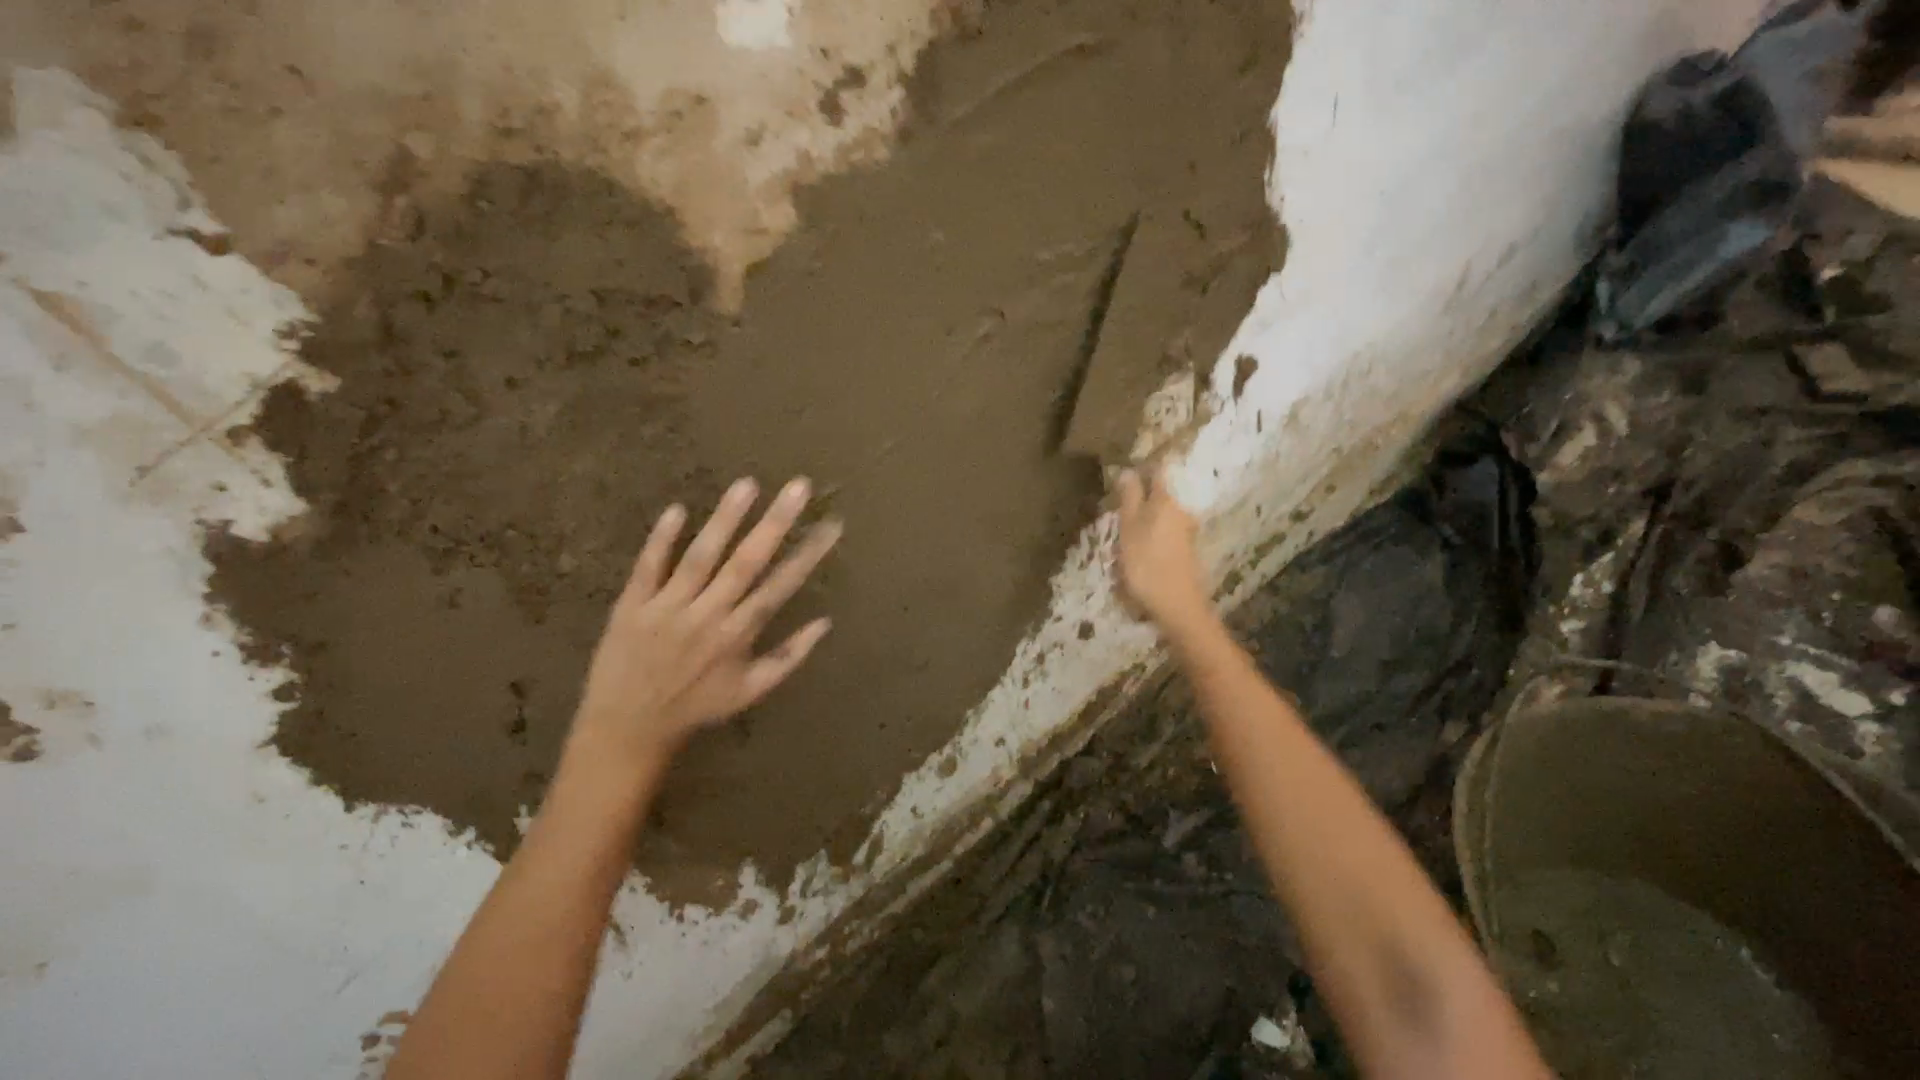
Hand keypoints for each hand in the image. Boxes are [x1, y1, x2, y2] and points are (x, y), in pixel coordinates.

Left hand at [572, 477, 841, 766]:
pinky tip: (678, 509)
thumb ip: (788, 657)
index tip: (832, 524)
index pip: (781, 586)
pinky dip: (661, 540)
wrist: (628, 727)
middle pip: (747, 562)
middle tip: (798, 486)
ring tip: (746, 484)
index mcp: (739, 635)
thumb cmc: (695, 708)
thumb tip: (825, 623)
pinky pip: (648, 567)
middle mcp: (709, 615)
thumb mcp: (750, 692)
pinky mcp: (633, 605)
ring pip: (701, 556)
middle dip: (775, 523)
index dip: (809, 554)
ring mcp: (669, 608)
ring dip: (725, 520)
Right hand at [1115, 465, 1209, 630]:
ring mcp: (1187, 530)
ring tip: (1126, 533)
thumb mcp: (1129, 529)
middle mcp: (1181, 510)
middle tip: (1120, 507)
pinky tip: (1141, 549)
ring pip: (1163, 515)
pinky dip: (1154, 535)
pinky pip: (1167, 532)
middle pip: (1161, 494)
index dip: (1145, 467)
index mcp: (1166, 500)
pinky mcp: (1187, 550)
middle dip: (1143, 496)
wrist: (1178, 605)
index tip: (1129, 469)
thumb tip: (1128, 470)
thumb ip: (1129, 498)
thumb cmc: (1146, 563)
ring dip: (1147, 519)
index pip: (1158, 471)